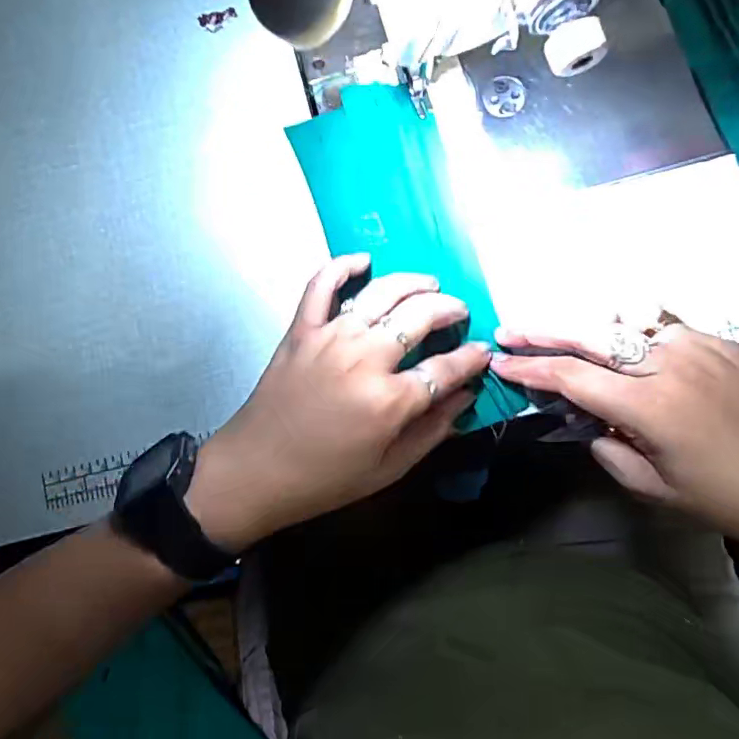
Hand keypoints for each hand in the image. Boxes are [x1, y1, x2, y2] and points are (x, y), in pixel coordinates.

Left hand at [183, 254, 490, 552]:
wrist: (255, 472)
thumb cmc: (327, 478)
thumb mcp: (390, 467)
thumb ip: (434, 429)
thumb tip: (467, 394)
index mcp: (389, 400)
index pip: (447, 367)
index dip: (472, 357)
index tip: (483, 352)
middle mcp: (363, 359)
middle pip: (420, 316)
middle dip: (450, 309)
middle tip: (459, 312)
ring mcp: (330, 338)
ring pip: (382, 293)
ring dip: (413, 282)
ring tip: (430, 285)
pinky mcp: (301, 329)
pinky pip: (321, 285)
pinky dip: (342, 266)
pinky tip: (363, 260)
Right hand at [489, 320, 738, 590]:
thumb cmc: (724, 499)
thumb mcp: (651, 487)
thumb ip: (606, 446)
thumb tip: (586, 417)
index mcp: (650, 407)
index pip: (573, 377)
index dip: (530, 368)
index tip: (500, 361)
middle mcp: (671, 363)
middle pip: (591, 333)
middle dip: (544, 330)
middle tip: (510, 329)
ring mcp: (700, 345)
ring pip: (628, 324)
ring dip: (592, 330)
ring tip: (566, 339)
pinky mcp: (723, 342)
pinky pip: (665, 331)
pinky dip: (638, 338)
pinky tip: (628, 351)